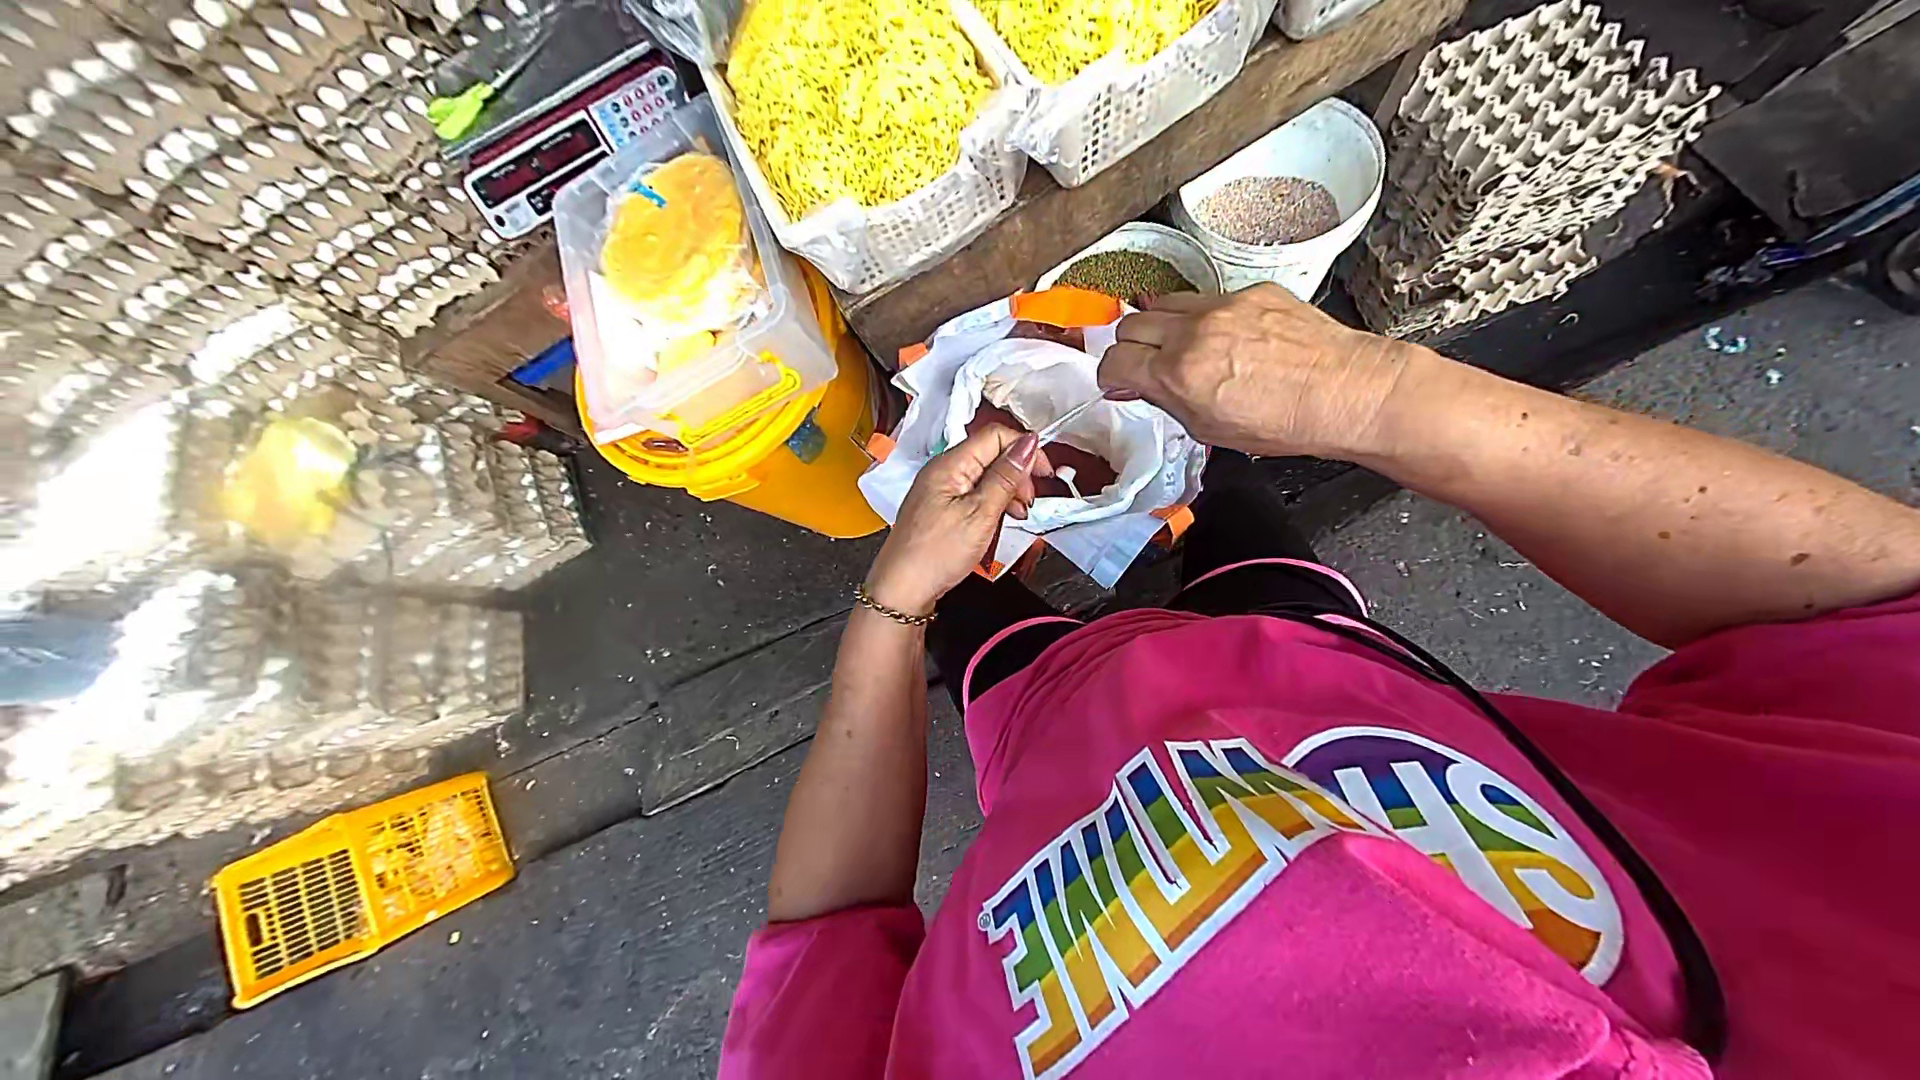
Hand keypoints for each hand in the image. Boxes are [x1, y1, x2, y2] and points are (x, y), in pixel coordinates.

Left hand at [865, 425, 1045, 615]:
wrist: (903, 589)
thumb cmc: (932, 556)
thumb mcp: (981, 514)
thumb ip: (1005, 477)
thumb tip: (1027, 445)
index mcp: (950, 465)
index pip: (996, 435)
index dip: (1025, 449)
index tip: (1043, 472)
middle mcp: (942, 471)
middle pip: (992, 454)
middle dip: (1018, 473)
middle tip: (1027, 501)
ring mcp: (940, 489)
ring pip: (985, 475)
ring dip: (1007, 491)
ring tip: (1015, 514)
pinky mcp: (941, 507)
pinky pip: (973, 494)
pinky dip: (992, 504)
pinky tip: (998, 521)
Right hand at [1098, 284, 1423, 459]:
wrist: (1345, 392)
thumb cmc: (1284, 420)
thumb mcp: (1207, 429)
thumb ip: (1165, 401)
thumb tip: (1137, 387)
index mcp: (1178, 374)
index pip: (1115, 361)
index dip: (1109, 375)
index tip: (1117, 381)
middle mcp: (1194, 333)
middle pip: (1130, 324)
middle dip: (1128, 347)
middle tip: (1141, 363)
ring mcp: (1223, 306)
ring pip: (1163, 302)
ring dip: (1159, 325)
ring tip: (1175, 344)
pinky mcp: (1251, 291)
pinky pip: (1206, 297)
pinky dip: (1200, 316)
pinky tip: (1220, 335)